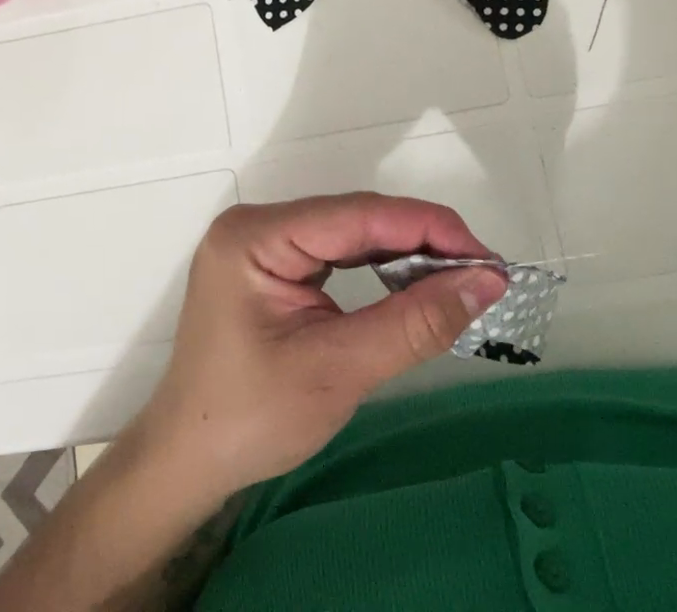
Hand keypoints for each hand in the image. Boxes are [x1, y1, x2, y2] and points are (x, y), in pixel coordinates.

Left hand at [132, 193, 509, 499]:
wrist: (188, 460)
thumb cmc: (251, 419)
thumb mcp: (339, 369)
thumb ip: (414, 322)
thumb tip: (487, 281)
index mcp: (255, 237)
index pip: (358, 215)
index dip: (429, 228)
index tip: (489, 259)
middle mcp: (255, 227)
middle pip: (354, 220)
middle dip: (421, 244)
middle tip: (481, 277)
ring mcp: (260, 246)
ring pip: (349, 236)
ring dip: (404, 257)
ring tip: (458, 283)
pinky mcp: (270, 269)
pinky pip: (335, 256)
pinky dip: (378, 271)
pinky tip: (412, 288)